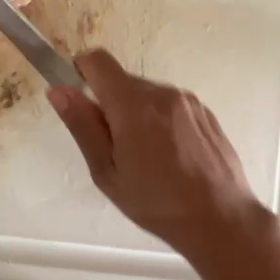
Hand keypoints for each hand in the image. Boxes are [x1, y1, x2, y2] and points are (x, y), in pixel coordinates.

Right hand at [48, 50, 267, 256]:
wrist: (222, 219)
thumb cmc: (157, 203)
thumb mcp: (107, 172)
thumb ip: (82, 126)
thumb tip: (58, 90)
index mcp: (133, 104)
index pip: (97, 60)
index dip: (81, 73)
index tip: (81, 103)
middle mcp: (162, 92)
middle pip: (121, 80)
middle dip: (109, 104)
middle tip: (115, 148)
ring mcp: (187, 100)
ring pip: (146, 93)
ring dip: (135, 113)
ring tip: (145, 157)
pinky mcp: (205, 112)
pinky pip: (169, 105)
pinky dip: (159, 120)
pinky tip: (169, 156)